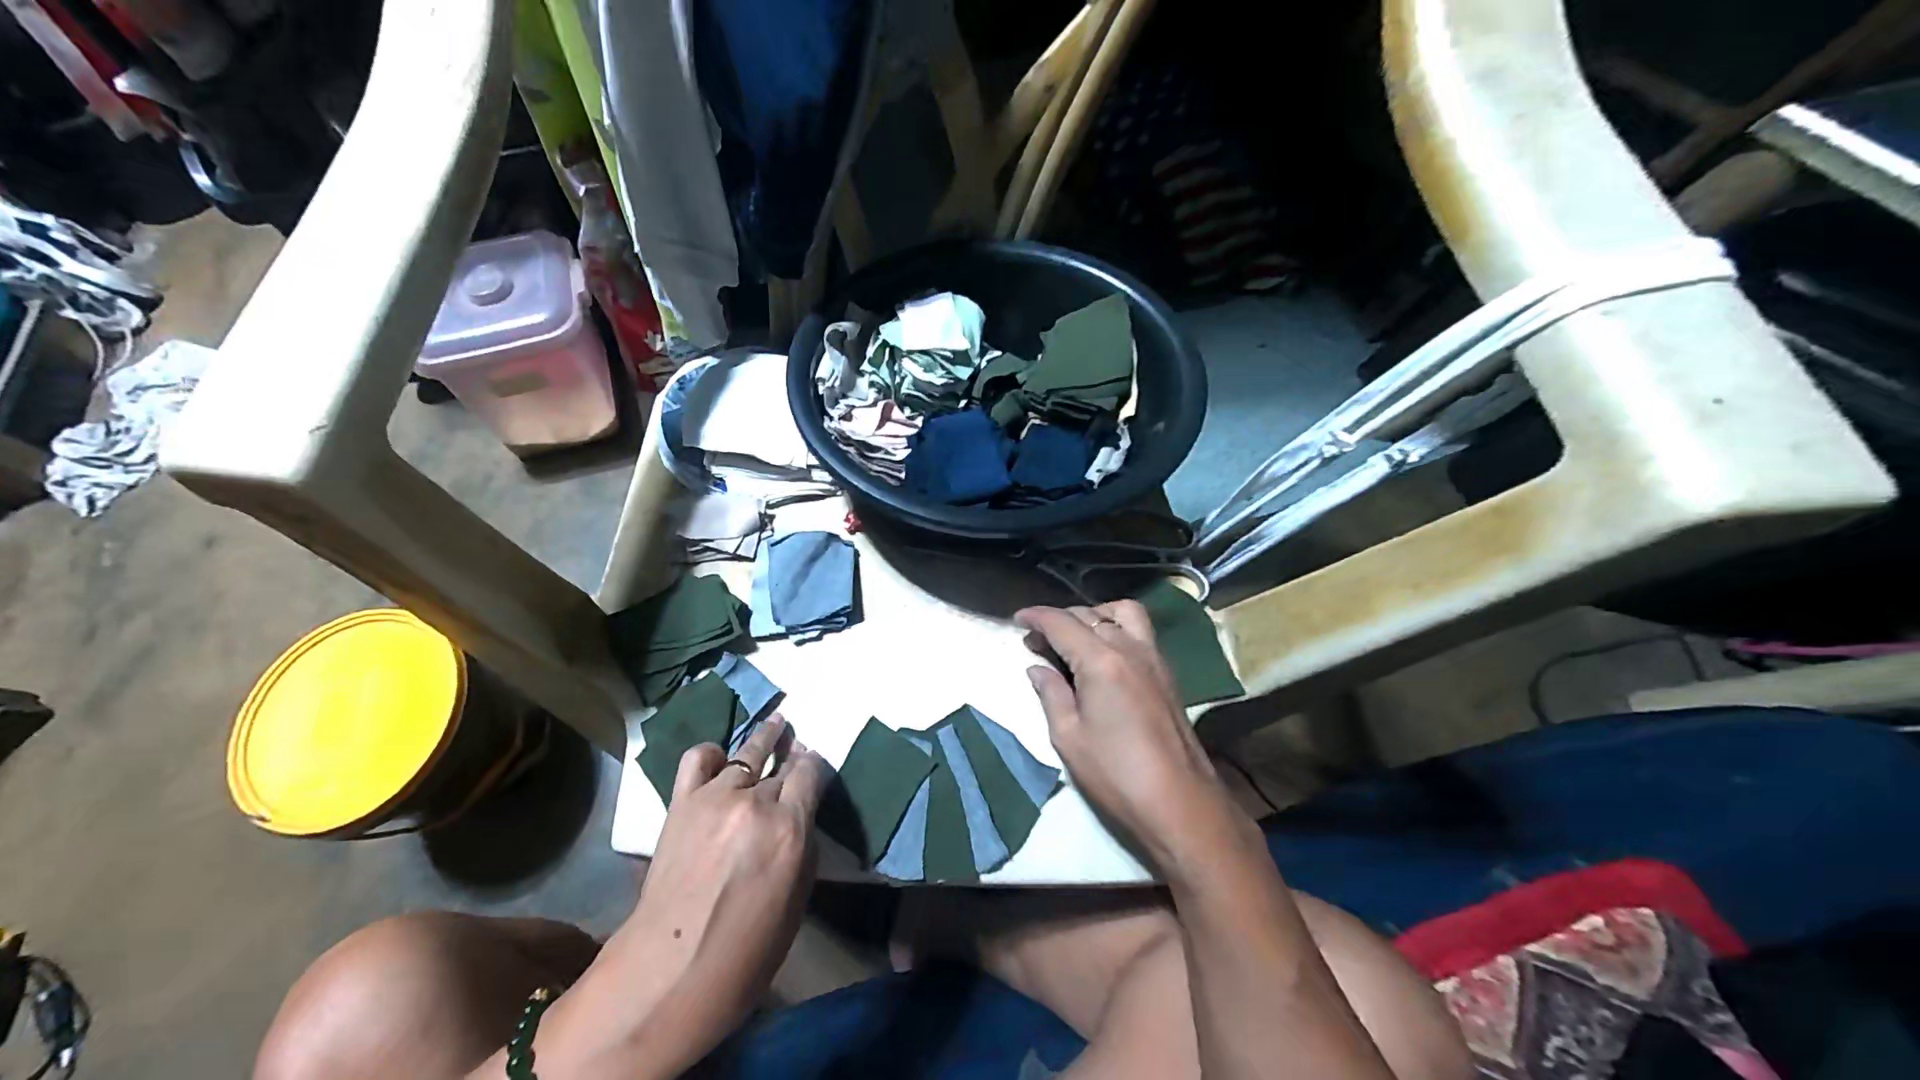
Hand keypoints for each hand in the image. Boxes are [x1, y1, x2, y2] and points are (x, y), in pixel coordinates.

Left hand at [623, 717, 828, 1055]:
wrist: (669, 970)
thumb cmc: (747, 950)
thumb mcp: (798, 899)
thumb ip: (803, 846)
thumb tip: (799, 818)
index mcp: (789, 828)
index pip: (812, 772)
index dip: (816, 766)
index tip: (816, 767)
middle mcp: (755, 803)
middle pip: (782, 765)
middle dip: (791, 762)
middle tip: (797, 753)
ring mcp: (714, 797)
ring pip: (747, 754)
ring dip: (764, 741)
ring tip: (775, 726)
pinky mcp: (681, 803)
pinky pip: (698, 759)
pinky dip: (713, 755)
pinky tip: (721, 758)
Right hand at [1015, 601, 1242, 868]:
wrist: (1179, 802)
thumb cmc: (1116, 774)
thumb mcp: (1069, 737)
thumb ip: (1051, 694)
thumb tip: (1038, 668)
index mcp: (1101, 661)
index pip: (1062, 623)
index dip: (1037, 616)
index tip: (1017, 619)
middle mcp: (1130, 648)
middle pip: (1090, 614)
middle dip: (1060, 619)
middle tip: (1038, 640)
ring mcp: (1153, 658)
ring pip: (1123, 613)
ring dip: (1096, 614)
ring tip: (1076, 637)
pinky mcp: (1167, 673)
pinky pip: (1140, 630)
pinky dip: (1117, 627)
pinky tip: (1104, 654)